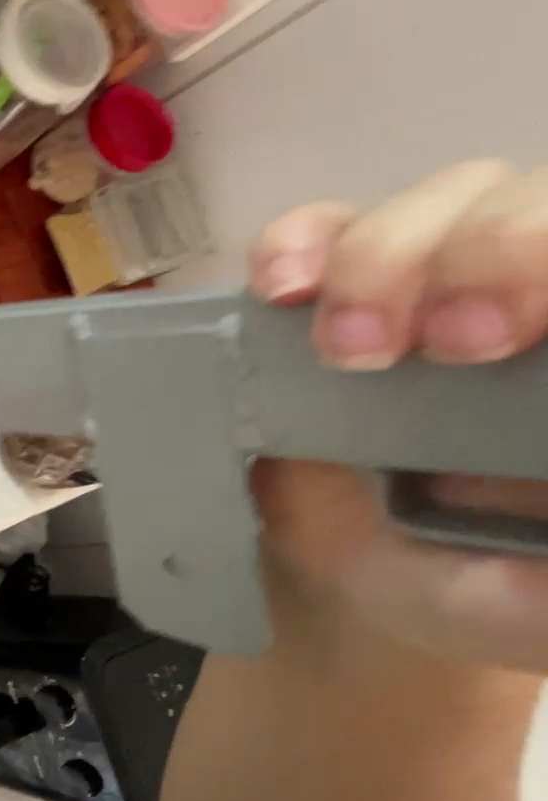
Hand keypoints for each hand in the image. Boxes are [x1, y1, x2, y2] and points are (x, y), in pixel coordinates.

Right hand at [248, 161, 547, 671]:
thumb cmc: (457, 588)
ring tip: (343, 348)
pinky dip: (297, 241)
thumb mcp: (533, 603)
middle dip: (492, 256)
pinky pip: (320, 223)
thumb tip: (544, 508)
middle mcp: (536, 301)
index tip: (510, 343)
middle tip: (442, 349)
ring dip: (385, 259)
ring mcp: (431, 284)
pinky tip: (280, 287)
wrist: (344, 578)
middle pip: (539, 204)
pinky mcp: (328, 291)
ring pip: (448, 197)